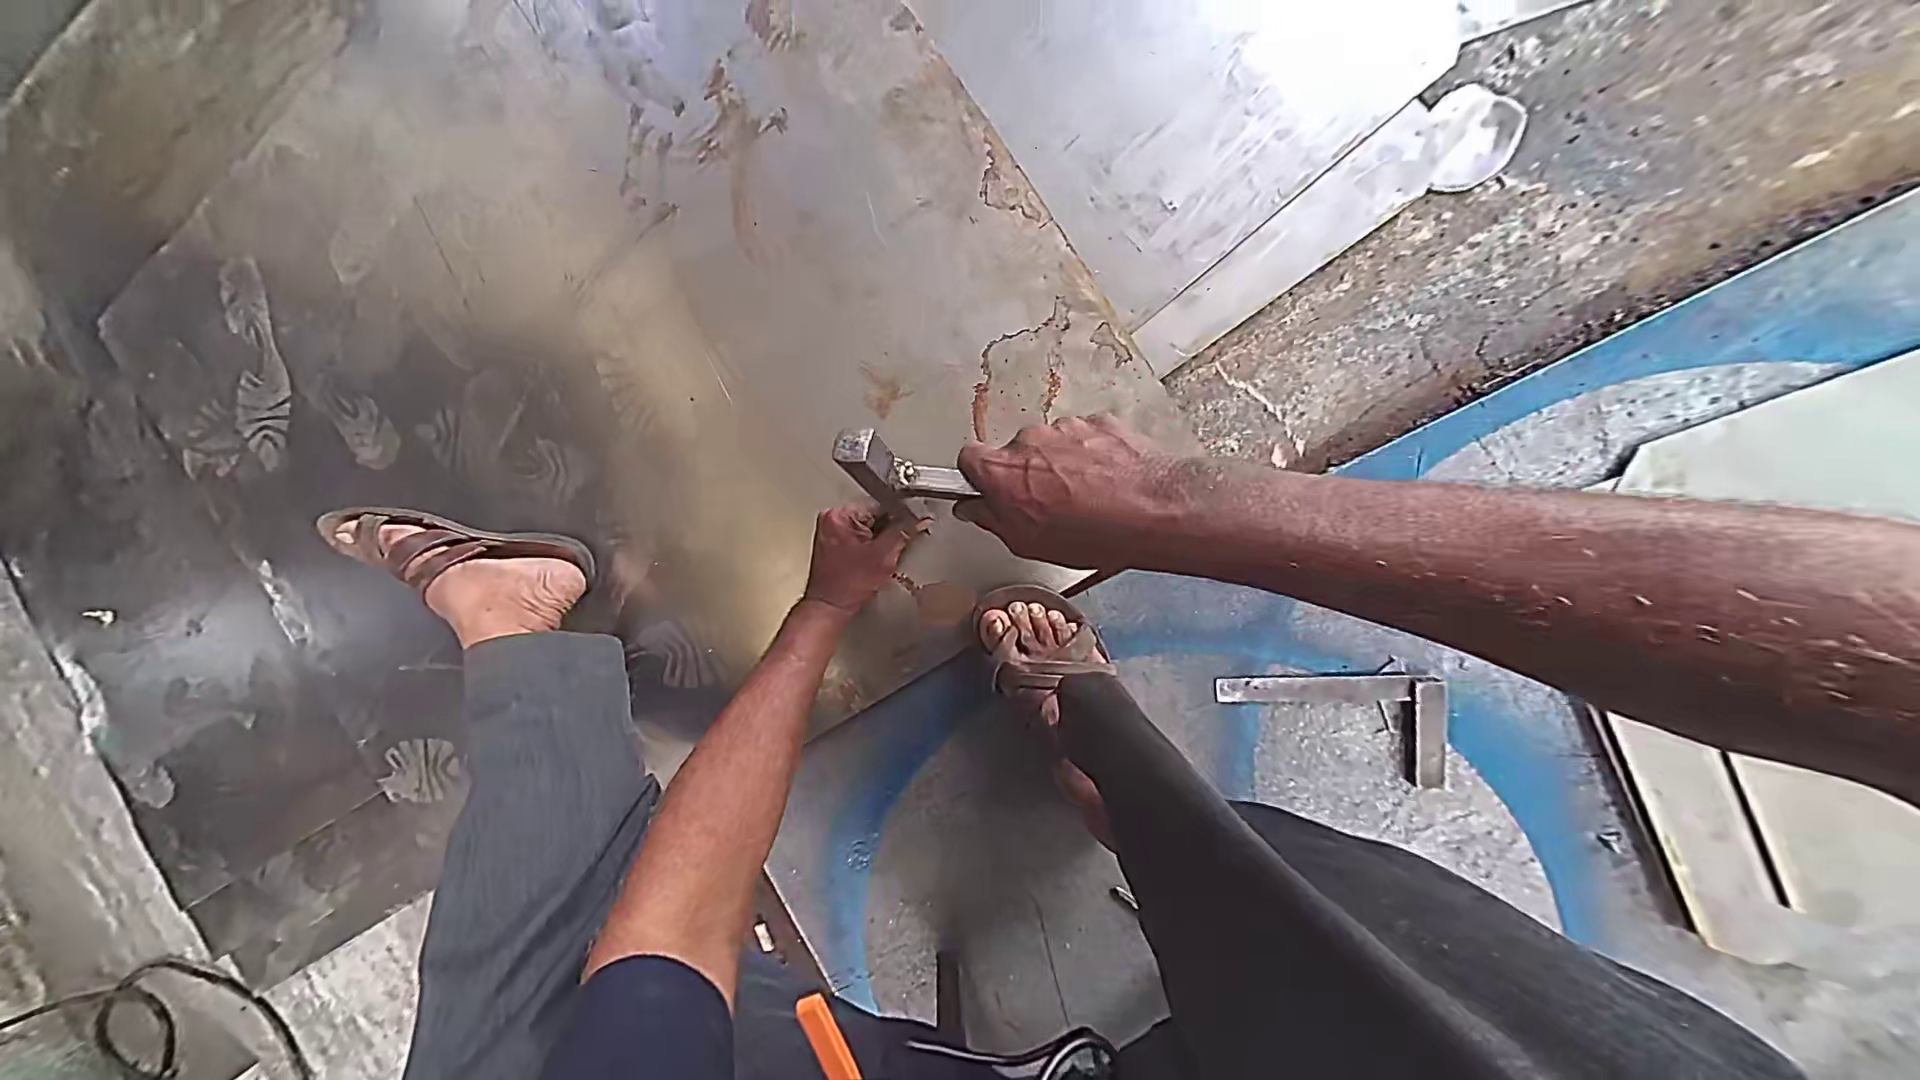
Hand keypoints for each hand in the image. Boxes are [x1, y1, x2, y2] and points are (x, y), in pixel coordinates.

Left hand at [802, 502, 925, 613]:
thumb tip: (918, 520)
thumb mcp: (884, 556)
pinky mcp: (832, 541)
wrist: (830, 606)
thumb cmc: (847, 585)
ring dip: (878, 538)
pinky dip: (868, 545)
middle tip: (887, 550)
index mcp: (839, 515)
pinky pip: (858, 535)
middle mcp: (831, 518)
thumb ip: (903, 532)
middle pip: (873, 514)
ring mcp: (830, 530)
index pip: (879, 505)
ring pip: (867, 526)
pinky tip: (867, 560)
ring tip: (874, 558)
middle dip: (887, 530)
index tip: (910, 525)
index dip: (899, 517)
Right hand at [955, 415, 1178, 569]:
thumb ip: (992, 519)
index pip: (969, 458)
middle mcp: (1028, 440)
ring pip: (1050, 444)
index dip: (978, 475)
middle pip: (1014, 451)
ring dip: (1060, 465)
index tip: (988, 490)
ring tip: (1084, 497)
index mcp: (1002, 471)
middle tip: (1047, 504)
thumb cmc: (1093, 533)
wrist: (1153, 510)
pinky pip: (1083, 438)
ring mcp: (1065, 428)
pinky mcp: (1098, 422)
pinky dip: (1089, 456)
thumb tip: (975, 508)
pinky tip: (1105, 483)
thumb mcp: (1028, 543)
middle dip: (1026, 474)